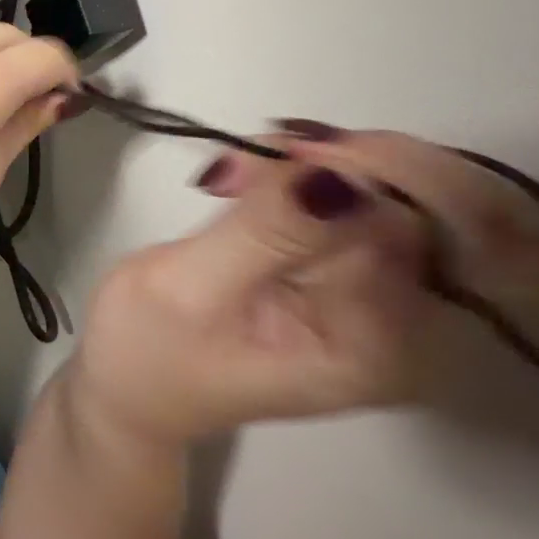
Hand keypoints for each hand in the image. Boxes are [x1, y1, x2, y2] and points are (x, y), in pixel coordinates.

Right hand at [72, 78, 538, 450]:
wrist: (129, 388)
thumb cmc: (145, 348)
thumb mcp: (190, 288)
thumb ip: (262, 234)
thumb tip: (335, 174)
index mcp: (378, 345)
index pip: (402, 227)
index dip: (351, 171)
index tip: (263, 151)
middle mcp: (404, 325)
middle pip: (410, 206)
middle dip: (331, 162)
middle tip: (242, 157)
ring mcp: (380, 301)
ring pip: (379, 195)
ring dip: (306, 167)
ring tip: (228, 176)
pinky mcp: (348, 280)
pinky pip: (349, 208)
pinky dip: (298, 180)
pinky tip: (246, 183)